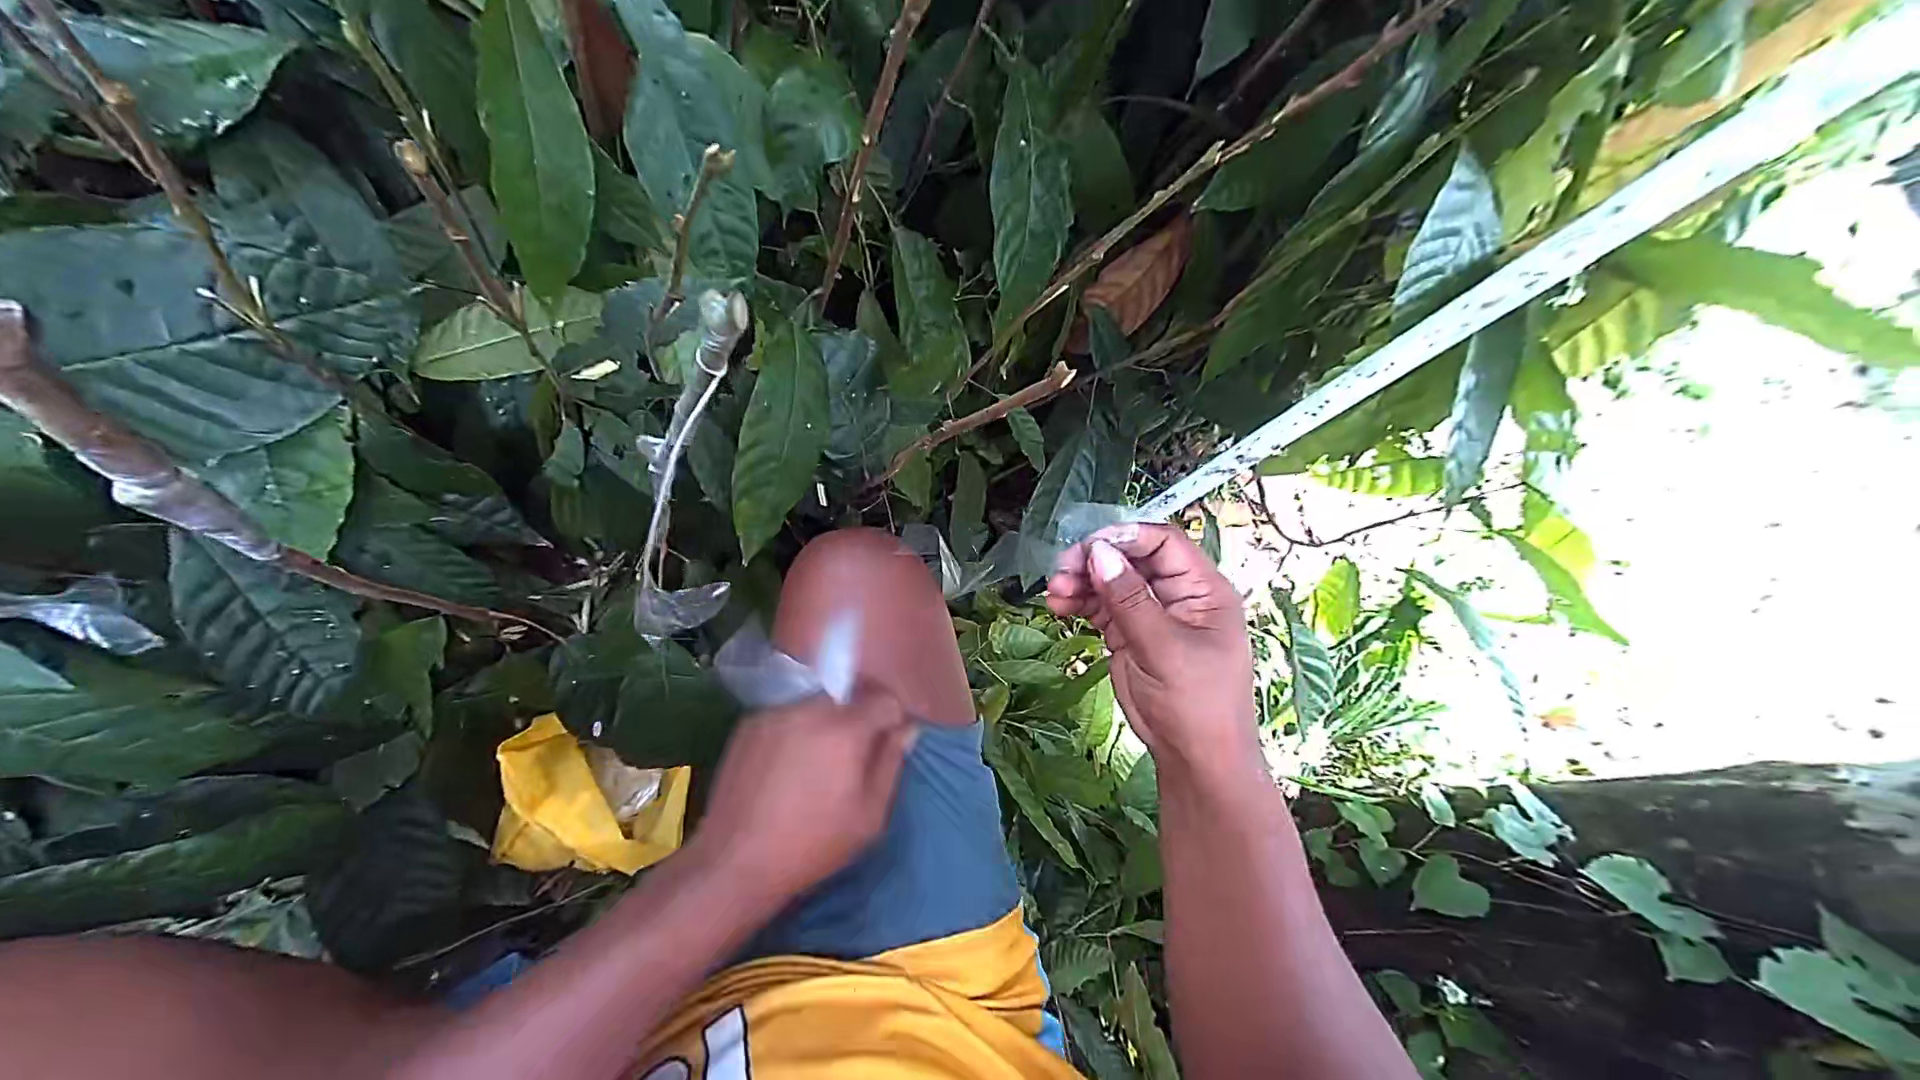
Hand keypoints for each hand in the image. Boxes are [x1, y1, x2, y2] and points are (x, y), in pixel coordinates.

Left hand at [692, 687, 917, 901]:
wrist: (734, 861)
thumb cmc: (812, 843)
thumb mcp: (869, 815)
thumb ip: (892, 763)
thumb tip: (907, 728)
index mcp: (846, 728)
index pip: (885, 699)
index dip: (892, 719)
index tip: (887, 744)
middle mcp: (811, 708)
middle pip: (849, 697)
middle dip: (858, 719)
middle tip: (851, 759)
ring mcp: (775, 712)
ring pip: (816, 705)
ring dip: (826, 723)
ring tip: (815, 765)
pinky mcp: (749, 724)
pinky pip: (787, 716)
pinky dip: (795, 731)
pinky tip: (785, 768)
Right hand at [1046, 523, 1259, 782]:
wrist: (1194, 758)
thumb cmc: (1195, 703)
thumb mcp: (1164, 648)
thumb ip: (1130, 599)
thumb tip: (1099, 552)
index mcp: (1201, 589)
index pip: (1163, 544)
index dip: (1126, 537)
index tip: (1089, 544)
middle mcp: (1176, 595)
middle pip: (1131, 559)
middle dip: (1095, 560)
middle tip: (1062, 571)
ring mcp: (1151, 614)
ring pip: (1111, 582)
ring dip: (1081, 582)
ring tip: (1054, 591)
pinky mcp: (1129, 633)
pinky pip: (1101, 607)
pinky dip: (1080, 603)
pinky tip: (1058, 605)